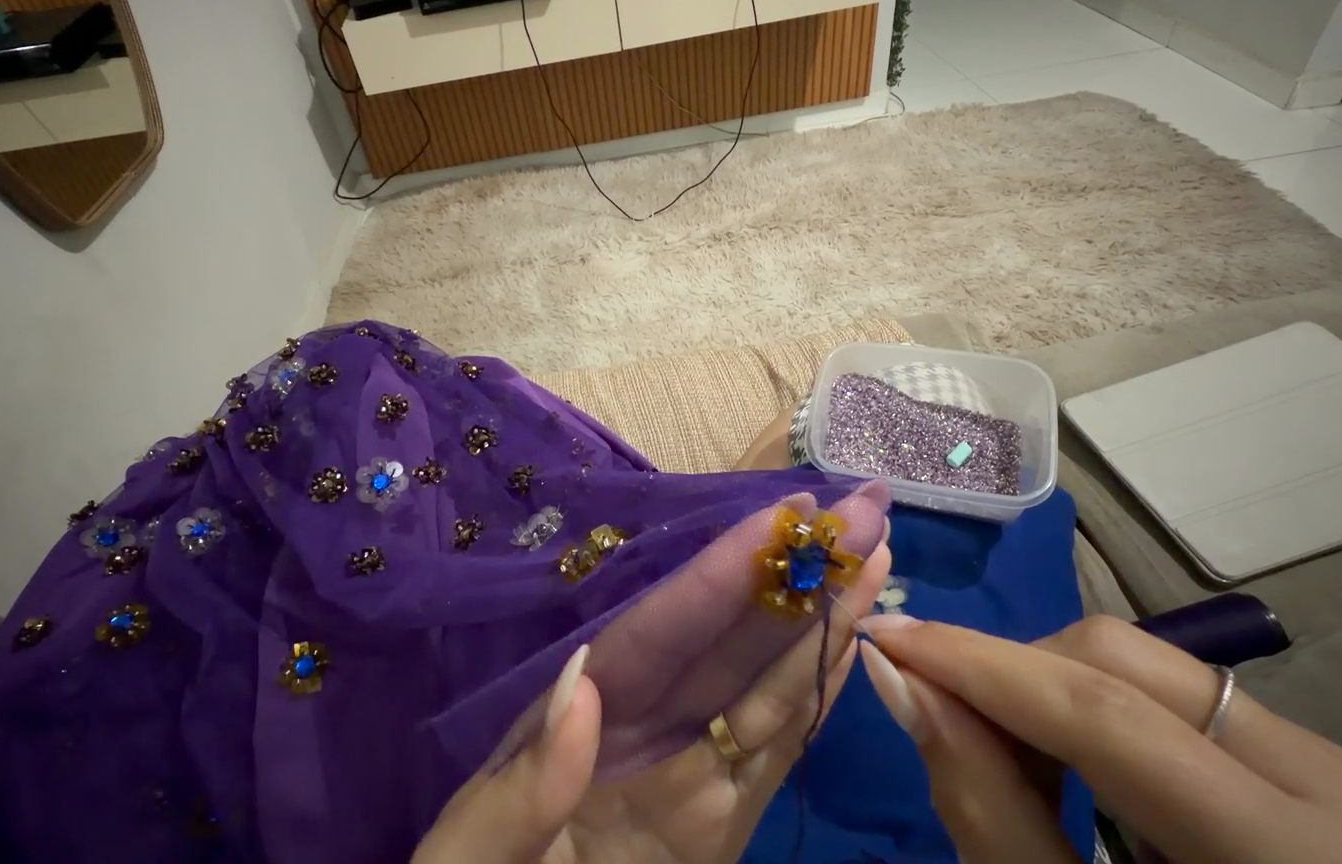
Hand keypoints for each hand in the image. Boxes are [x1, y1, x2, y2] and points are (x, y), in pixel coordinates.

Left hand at [414, 489, 893, 863]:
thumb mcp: (470, 846)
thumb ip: (526, 778)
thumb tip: (585, 680)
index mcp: (584, 708)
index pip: (666, 624)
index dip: (726, 568)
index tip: (784, 513)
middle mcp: (646, 722)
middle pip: (732, 638)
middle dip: (794, 573)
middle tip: (859, 511)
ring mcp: (688, 771)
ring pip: (768, 683)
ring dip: (822, 622)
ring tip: (870, 560)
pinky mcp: (719, 825)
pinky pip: (776, 754)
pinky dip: (817, 700)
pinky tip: (850, 652)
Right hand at [859, 614, 1341, 862]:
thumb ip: (989, 810)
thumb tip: (899, 681)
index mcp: (1298, 859)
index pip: (1104, 716)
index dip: (979, 667)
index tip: (884, 636)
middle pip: (1122, 663)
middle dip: (1009, 676)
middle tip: (939, 717)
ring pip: (1147, 668)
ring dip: (1048, 696)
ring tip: (1011, 766)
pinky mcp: (1324, 773)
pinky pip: (1176, 701)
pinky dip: (1097, 719)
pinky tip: (1076, 781)